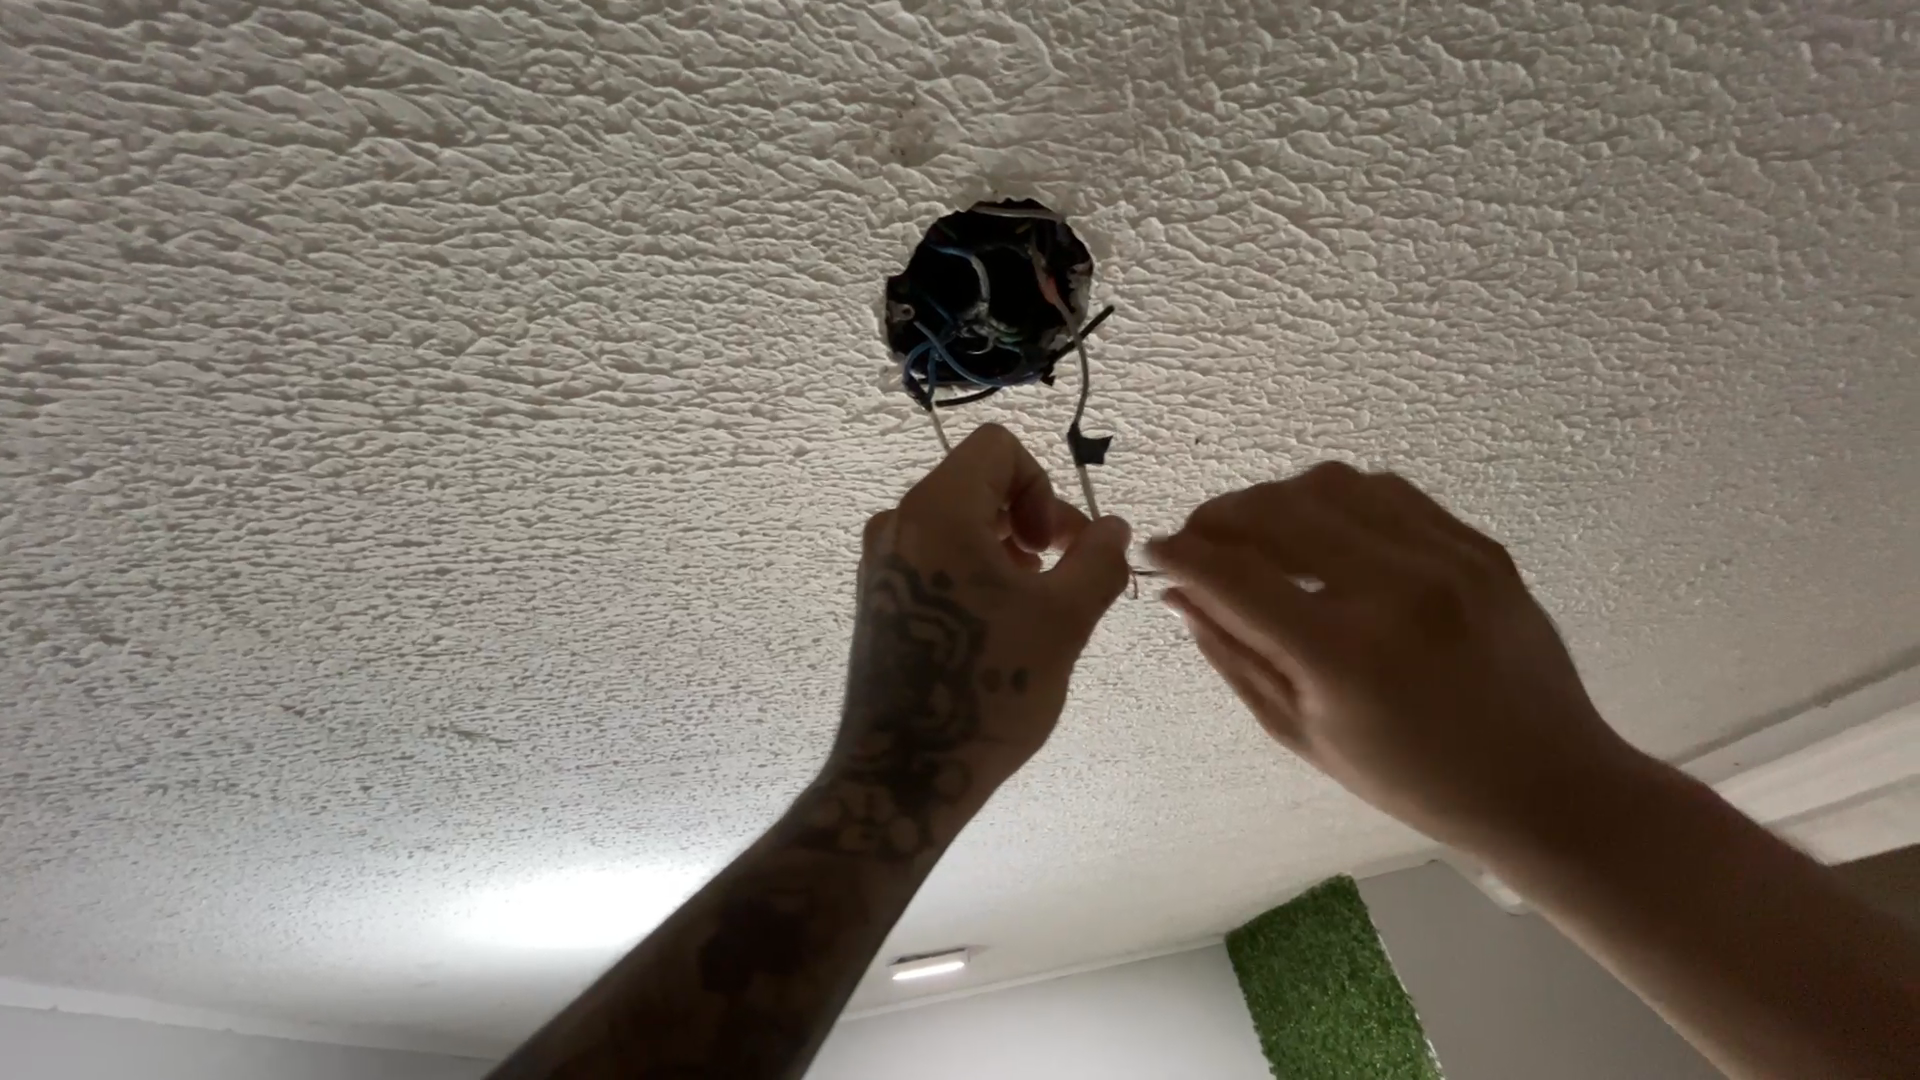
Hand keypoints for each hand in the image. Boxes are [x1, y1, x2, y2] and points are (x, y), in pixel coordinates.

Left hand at [815, 424, 1131, 859]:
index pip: (997, 447)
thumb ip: (1097, 559)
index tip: (1055, 546)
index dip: (1042, 485)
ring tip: (1032, 604)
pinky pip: (935, 555)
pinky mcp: (878, 597)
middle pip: (978, 481)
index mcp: (937, 510)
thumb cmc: (988, 689)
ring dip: (1005, 547)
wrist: (904, 769)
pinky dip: (974, 569)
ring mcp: (881, 562)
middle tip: (1060, 574)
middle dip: (1030, 517)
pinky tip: (996, 624)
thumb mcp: (1064, 620)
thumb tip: (1114, 527)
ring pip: (958, 521)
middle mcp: (898, 523)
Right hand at [1148, 462, 1637, 851]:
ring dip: (1271, 501)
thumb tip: (1178, 593)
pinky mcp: (1477, 546)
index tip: (1153, 552)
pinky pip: (1384, 490)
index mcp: (1344, 655)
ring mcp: (1446, 558)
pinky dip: (1332, 501)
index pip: (1233, 575)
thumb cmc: (1409, 778)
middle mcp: (1396, 589)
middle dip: (1217, 518)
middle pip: (1275, 511)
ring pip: (1327, 485)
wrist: (1547, 784)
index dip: (1179, 555)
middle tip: (1198, 541)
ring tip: (1256, 534)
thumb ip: (1231, 653)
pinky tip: (1321, 532)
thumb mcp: (1298, 730)